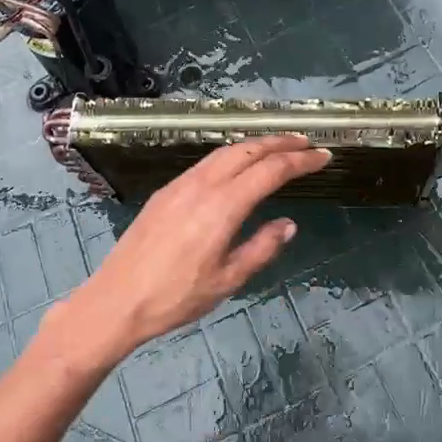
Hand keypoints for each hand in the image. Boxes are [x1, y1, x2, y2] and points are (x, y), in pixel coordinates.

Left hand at [45, 135, 330, 369]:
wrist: (117, 298)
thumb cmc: (176, 297)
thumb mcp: (228, 280)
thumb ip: (261, 248)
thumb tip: (288, 223)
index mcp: (223, 205)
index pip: (271, 170)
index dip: (301, 161)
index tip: (324, 156)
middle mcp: (203, 184)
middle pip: (248, 150)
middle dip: (281, 142)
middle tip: (308, 144)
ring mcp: (181, 183)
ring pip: (225, 151)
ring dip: (256, 144)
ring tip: (279, 149)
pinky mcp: (167, 190)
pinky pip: (207, 161)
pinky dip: (233, 154)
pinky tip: (238, 165)